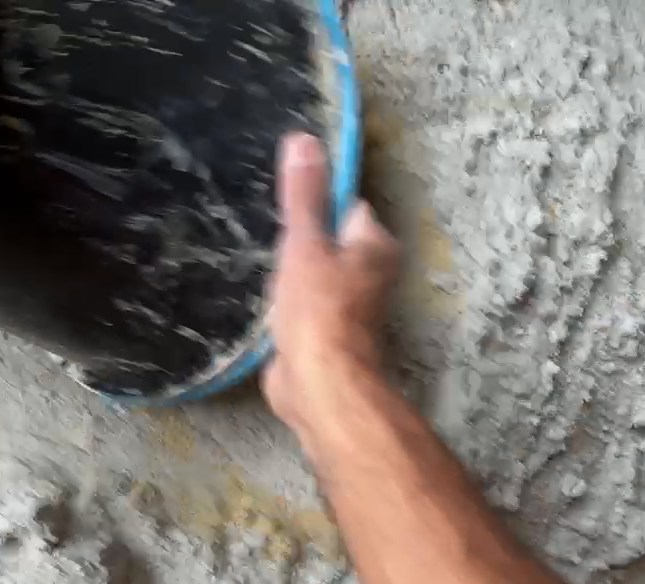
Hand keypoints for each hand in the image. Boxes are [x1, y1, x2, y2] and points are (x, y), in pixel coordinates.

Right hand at [262, 133, 401, 444]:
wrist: (317, 384)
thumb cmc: (317, 310)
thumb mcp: (305, 243)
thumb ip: (303, 196)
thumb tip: (303, 139)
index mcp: (375, 246)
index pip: (345, 209)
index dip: (314, 209)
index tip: (286, 217)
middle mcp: (370, 276)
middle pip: (326, 244)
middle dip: (298, 249)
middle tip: (275, 256)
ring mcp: (348, 310)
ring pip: (312, 278)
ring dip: (289, 281)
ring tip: (269, 284)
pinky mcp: (325, 337)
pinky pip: (301, 309)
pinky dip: (285, 309)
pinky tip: (268, 312)